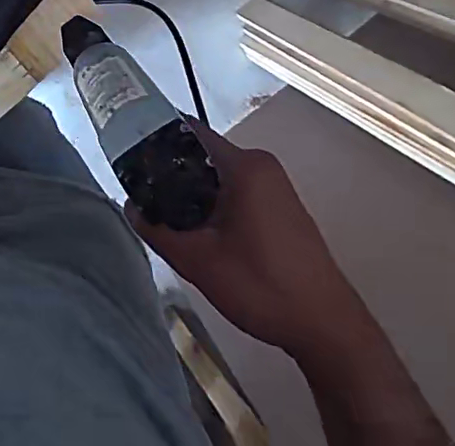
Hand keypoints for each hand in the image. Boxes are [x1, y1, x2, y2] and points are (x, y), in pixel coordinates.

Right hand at [128, 119, 369, 357]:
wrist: (323, 322)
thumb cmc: (261, 285)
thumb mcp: (199, 261)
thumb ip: (159, 231)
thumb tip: (131, 207)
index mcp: (244, 165)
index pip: (193, 133)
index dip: (160, 140)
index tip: (133, 156)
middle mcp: (262, 164)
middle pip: (205, 154)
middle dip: (175, 173)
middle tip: (145, 197)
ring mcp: (275, 183)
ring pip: (221, 175)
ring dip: (195, 192)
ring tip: (168, 218)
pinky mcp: (281, 203)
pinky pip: (239, 189)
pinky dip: (216, 202)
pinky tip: (202, 231)